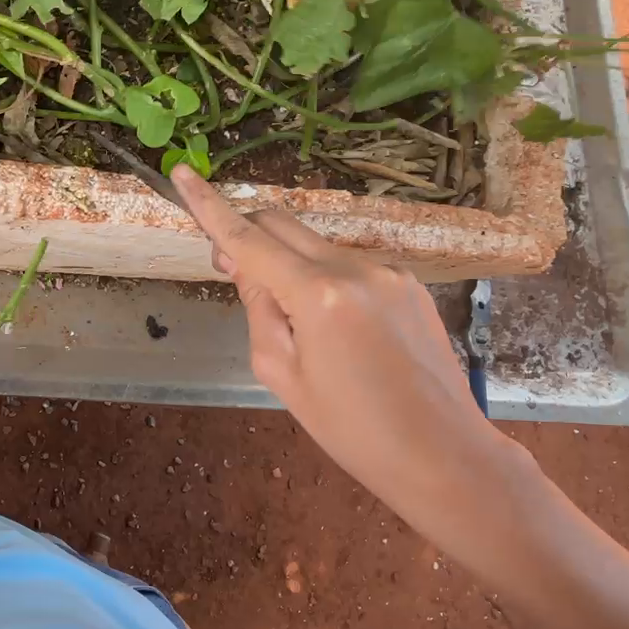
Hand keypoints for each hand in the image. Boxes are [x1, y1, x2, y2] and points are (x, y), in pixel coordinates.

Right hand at [169, 166, 528, 534]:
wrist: (445, 456)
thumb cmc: (352, 428)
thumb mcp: (281, 372)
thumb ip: (256, 307)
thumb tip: (242, 264)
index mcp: (318, 294)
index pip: (247, 238)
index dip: (208, 205)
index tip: (183, 173)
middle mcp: (355, 268)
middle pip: (280, 224)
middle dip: (245, 235)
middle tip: (230, 274)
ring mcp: (387, 271)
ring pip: (312, 244)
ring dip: (285, 262)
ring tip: (292, 321)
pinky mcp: (407, 283)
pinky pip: (345, 263)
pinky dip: (319, 277)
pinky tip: (332, 327)